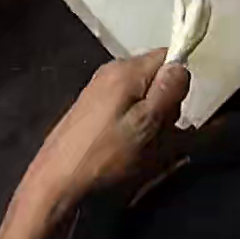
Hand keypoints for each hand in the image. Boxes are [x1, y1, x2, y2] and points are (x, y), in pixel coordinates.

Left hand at [20, 50, 190, 216]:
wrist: (57, 181)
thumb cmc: (105, 154)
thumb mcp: (146, 124)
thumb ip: (167, 92)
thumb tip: (182, 65)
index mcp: (125, 69)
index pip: (167, 56)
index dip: (180, 81)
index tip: (178, 110)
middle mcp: (111, 72)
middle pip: (154, 78)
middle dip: (166, 105)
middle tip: (160, 133)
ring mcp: (99, 90)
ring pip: (142, 96)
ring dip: (151, 120)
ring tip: (143, 146)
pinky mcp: (92, 110)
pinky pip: (126, 109)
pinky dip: (134, 126)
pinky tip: (128, 148)